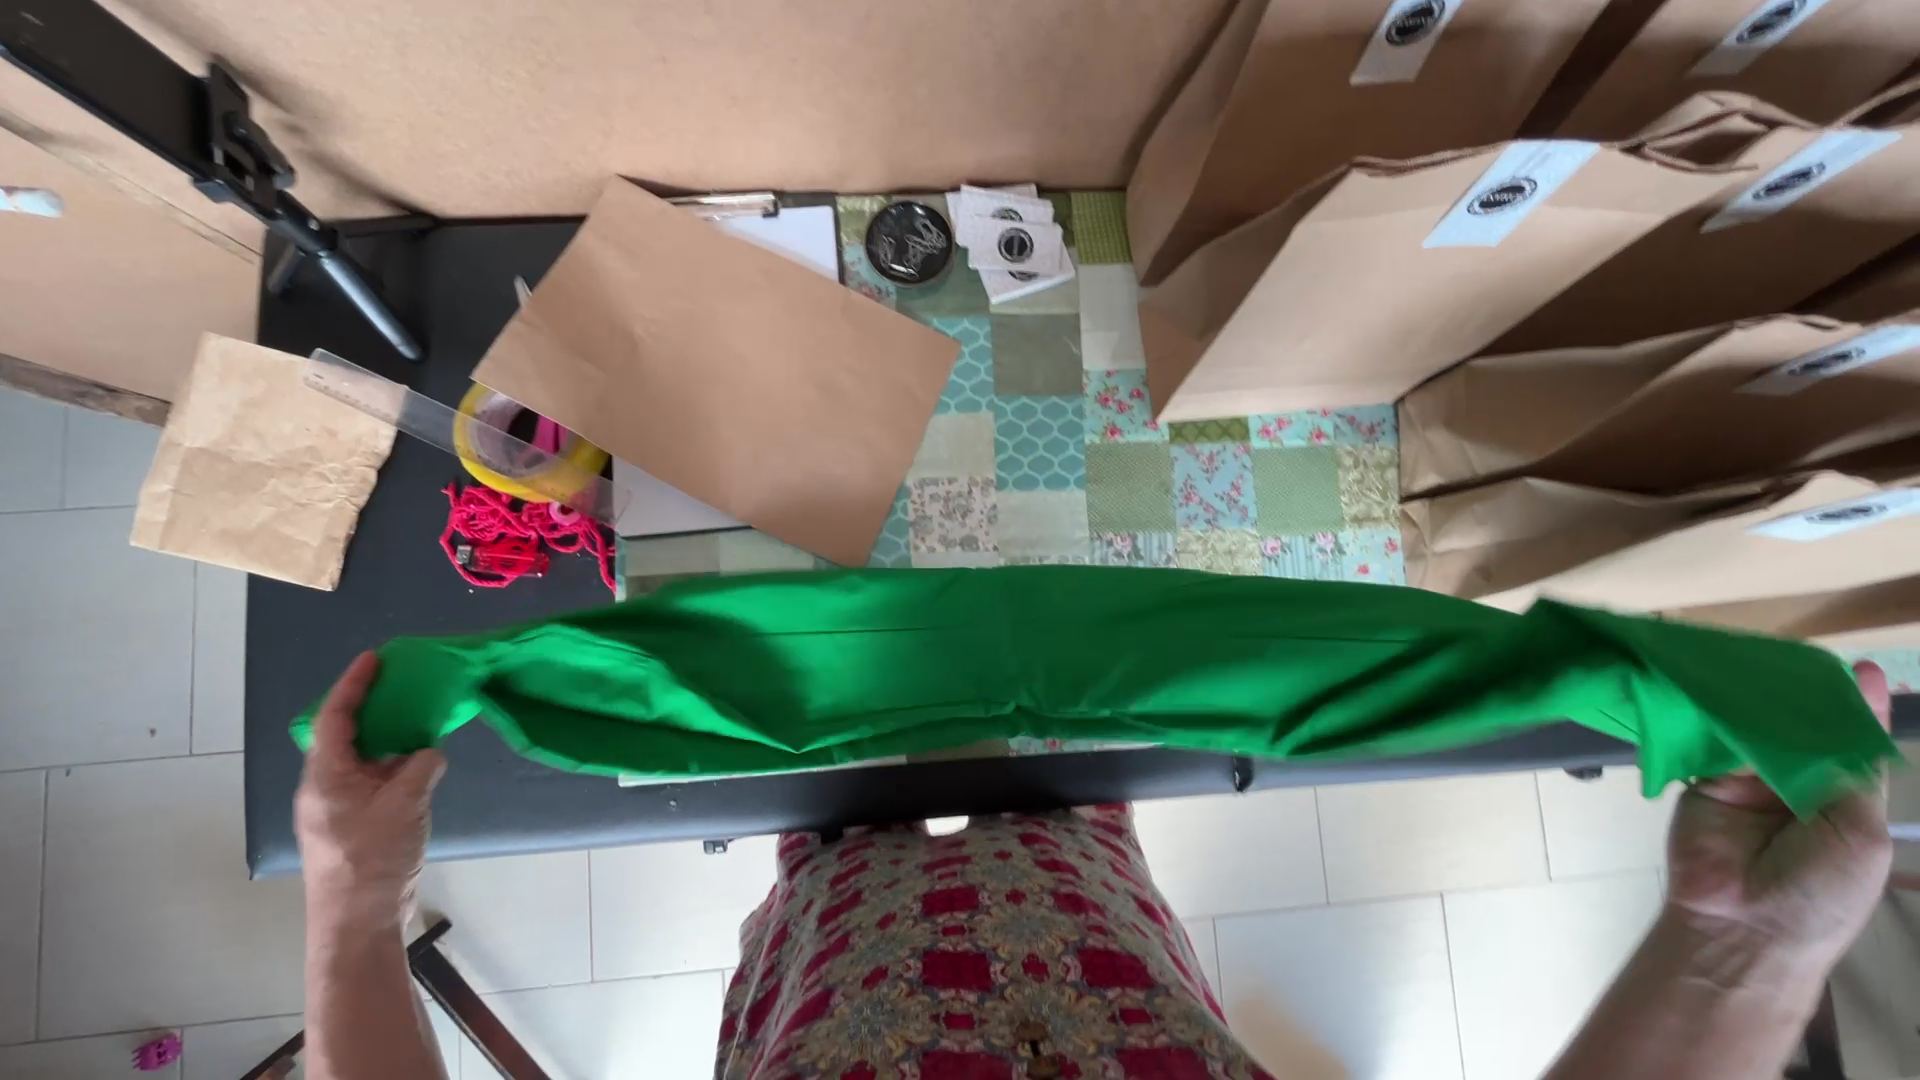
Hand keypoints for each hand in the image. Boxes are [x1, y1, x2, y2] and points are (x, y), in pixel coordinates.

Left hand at [295, 652, 445, 925]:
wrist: (359, 920)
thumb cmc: (373, 858)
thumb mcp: (406, 803)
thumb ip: (422, 766)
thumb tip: (430, 752)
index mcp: (326, 777)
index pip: (336, 718)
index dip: (353, 685)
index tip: (374, 658)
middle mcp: (327, 786)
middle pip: (346, 734)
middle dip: (372, 705)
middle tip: (402, 681)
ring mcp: (342, 806)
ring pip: (366, 757)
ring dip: (390, 735)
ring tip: (420, 713)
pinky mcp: (360, 822)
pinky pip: (379, 778)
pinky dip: (400, 761)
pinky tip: (424, 760)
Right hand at [1664, 661, 1894, 969]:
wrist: (1742, 920)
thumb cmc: (1819, 889)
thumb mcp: (1854, 830)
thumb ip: (1843, 771)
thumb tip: (1833, 713)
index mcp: (1842, 798)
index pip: (1849, 744)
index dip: (1857, 708)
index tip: (1862, 668)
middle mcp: (1793, 783)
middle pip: (1795, 730)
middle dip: (1796, 698)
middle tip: (1789, 655)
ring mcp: (1744, 780)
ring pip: (1749, 731)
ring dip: (1749, 704)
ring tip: (1746, 663)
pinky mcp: (1700, 779)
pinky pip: (1706, 743)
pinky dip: (1706, 719)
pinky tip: (1708, 693)